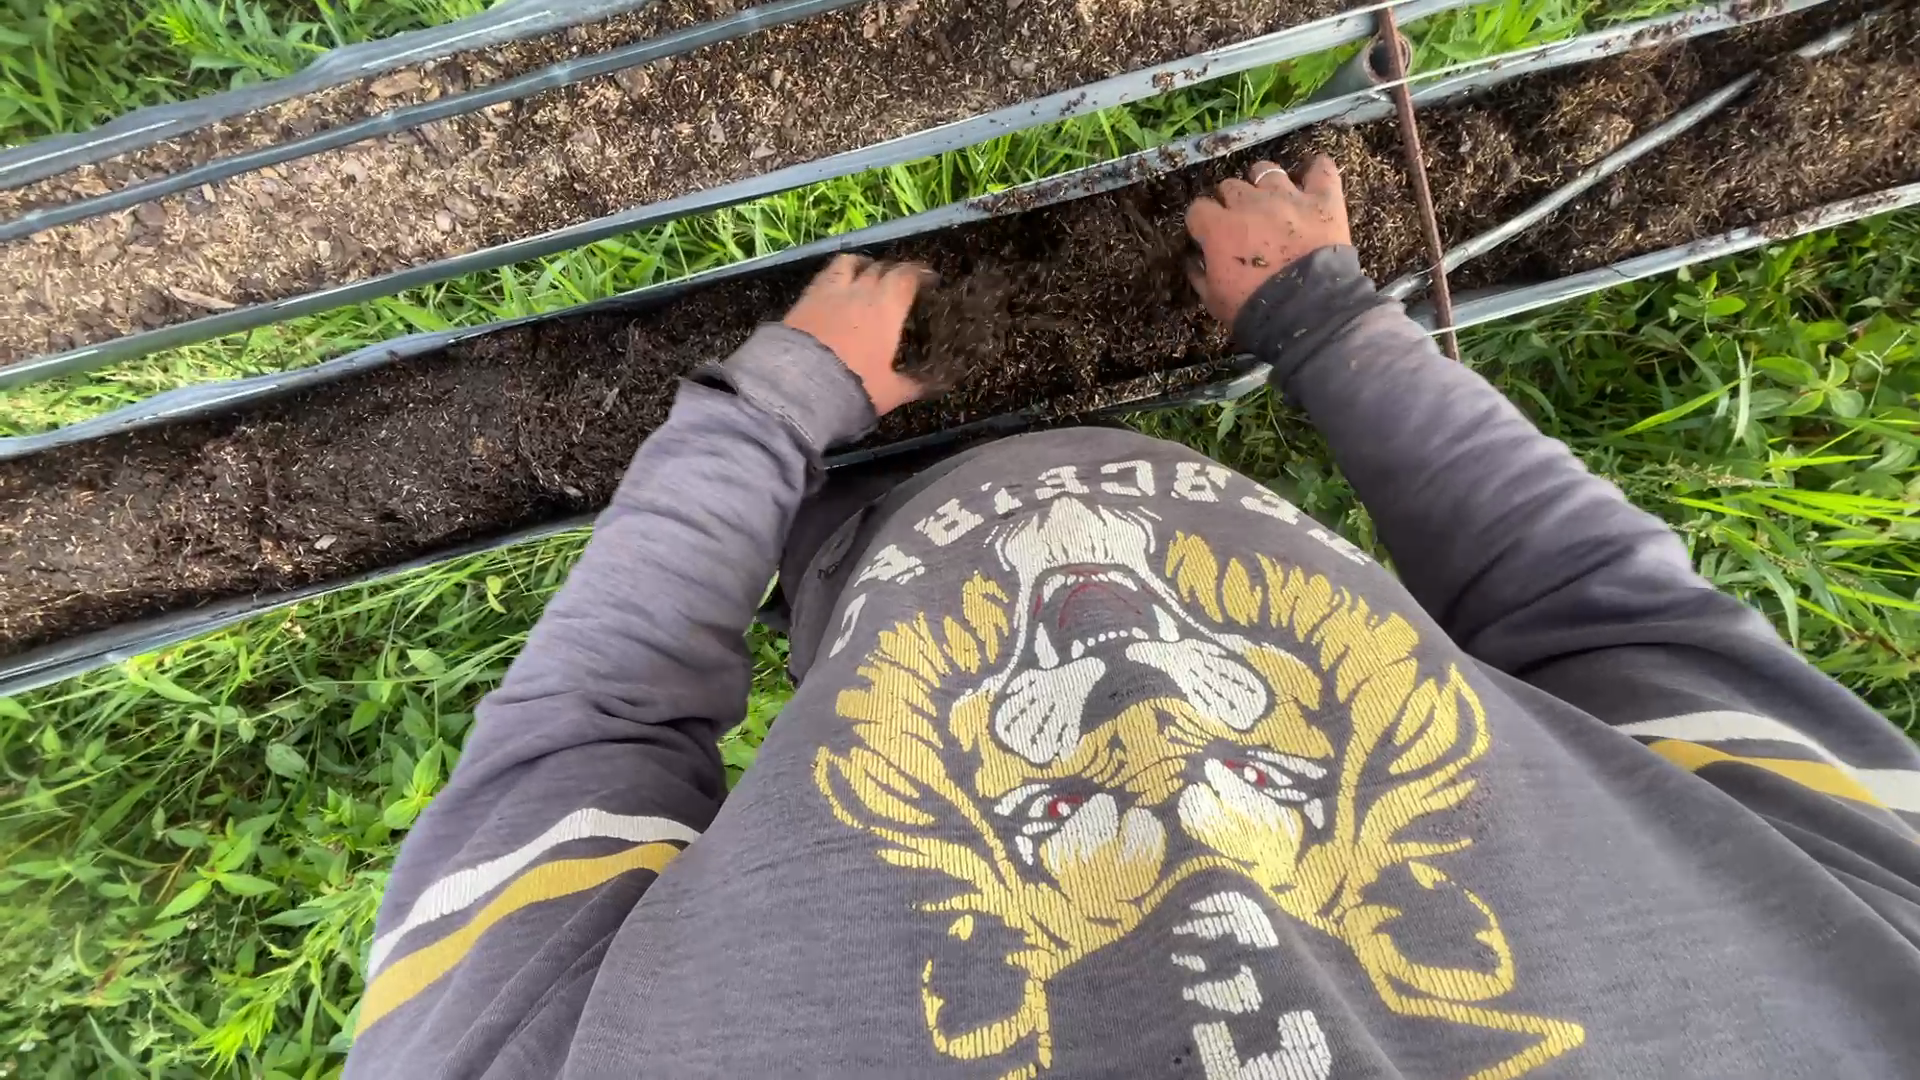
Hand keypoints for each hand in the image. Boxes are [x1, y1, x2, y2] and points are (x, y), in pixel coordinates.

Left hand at [783, 254, 929, 415]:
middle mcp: (861, 291)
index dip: (921, 274)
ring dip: (863, 265)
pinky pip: (825, 275)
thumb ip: (916, 384)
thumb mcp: (891, 392)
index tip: (929, 279)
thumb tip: (941, 384)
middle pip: (881, 268)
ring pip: (851, 264)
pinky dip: (836, 275)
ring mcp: (831, 291)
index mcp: (887, 309)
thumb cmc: (856, 387)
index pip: (908, 278)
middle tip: (901, 282)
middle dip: (895, 271)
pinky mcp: (806, 298)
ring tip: (866, 272)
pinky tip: (836, 285)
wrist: (801, 386)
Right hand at [1185, 155, 1350, 325]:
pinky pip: (1321, 168)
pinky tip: (1311, 178)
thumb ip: (1199, 275)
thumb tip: (1193, 260)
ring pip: (1267, 170)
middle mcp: (1250, 203)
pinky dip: (1315, 171)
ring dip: (1263, 182)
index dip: (1200, 222)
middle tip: (1238, 222)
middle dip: (1229, 202)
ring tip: (1268, 198)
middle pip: (1230, 186)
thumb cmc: (1251, 308)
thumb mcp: (1213, 300)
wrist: (1304, 309)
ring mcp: (1288, 196)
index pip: (1198, 209)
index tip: (1205, 235)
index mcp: (1218, 228)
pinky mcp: (1322, 199)